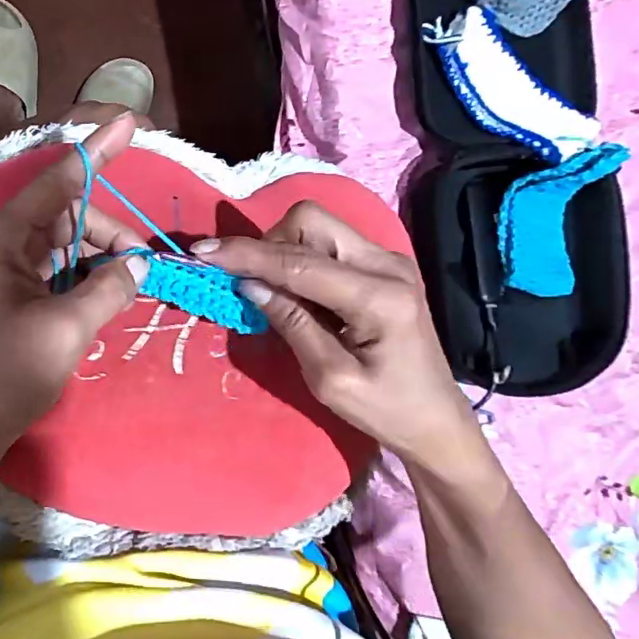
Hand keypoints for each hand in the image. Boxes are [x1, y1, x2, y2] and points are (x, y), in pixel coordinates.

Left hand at [0, 113, 149, 450]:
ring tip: (130, 281)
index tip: (130, 120)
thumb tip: (140, 263)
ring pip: (67, 242)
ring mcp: (8, 268)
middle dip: (109, 231)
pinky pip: (60, 266)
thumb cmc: (12, 371)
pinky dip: (87, 274)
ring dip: (101, 255)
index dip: (98, 150)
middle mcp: (3, 243)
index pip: (58, 181)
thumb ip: (109, 287)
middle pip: (68, 214)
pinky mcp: (16, 291)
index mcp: (3, 239)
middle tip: (143, 262)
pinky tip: (109, 290)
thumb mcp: (69, 327)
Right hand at [192, 201, 482, 467]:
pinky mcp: (382, 265)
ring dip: (282, 249)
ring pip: (318, 226)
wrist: (435, 418)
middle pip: (312, 220)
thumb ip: (291, 323)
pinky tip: (293, 290)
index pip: (299, 262)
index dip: (247, 255)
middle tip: (251, 283)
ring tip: (271, 290)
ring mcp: (388, 260)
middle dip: (269, 243)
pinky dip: (299, 257)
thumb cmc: (385, 410)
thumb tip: (249, 284)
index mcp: (379, 297)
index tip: (203, 253)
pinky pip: (328, 243)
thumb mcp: (330, 379)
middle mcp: (387, 264)